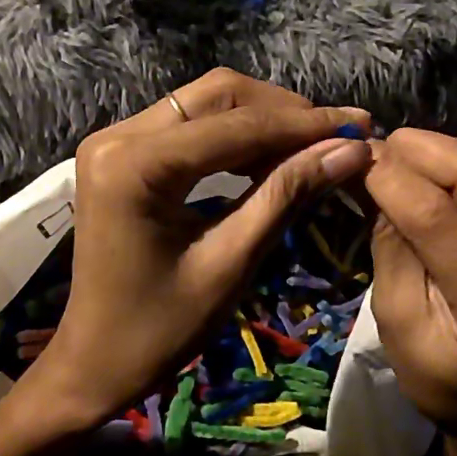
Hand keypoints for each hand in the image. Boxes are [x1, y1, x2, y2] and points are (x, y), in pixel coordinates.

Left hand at [17, 69, 371, 427]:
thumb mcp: (230, 261)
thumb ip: (287, 195)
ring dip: (262, 120)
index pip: (237, 125)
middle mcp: (118, 136)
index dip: (305, 124)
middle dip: (284, 112)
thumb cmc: (160, 328)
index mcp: (135, 165)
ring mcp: (115, 141)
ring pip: (205, 104)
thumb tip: (350, 151)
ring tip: (315, 145)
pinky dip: (234, 137)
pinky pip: (188, 127)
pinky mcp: (121, 154)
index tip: (361, 127)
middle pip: (218, 94)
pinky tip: (272, 156)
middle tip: (339, 137)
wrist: (95, 361)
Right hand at [364, 128, 456, 440]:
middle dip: (425, 149)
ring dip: (453, 147)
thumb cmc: (437, 375)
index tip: (358, 158)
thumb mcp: (395, 323)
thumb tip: (378, 173)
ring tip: (415, 163)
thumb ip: (391, 246)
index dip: (394, 180)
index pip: (442, 224)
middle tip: (384, 147)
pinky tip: (450, 176)